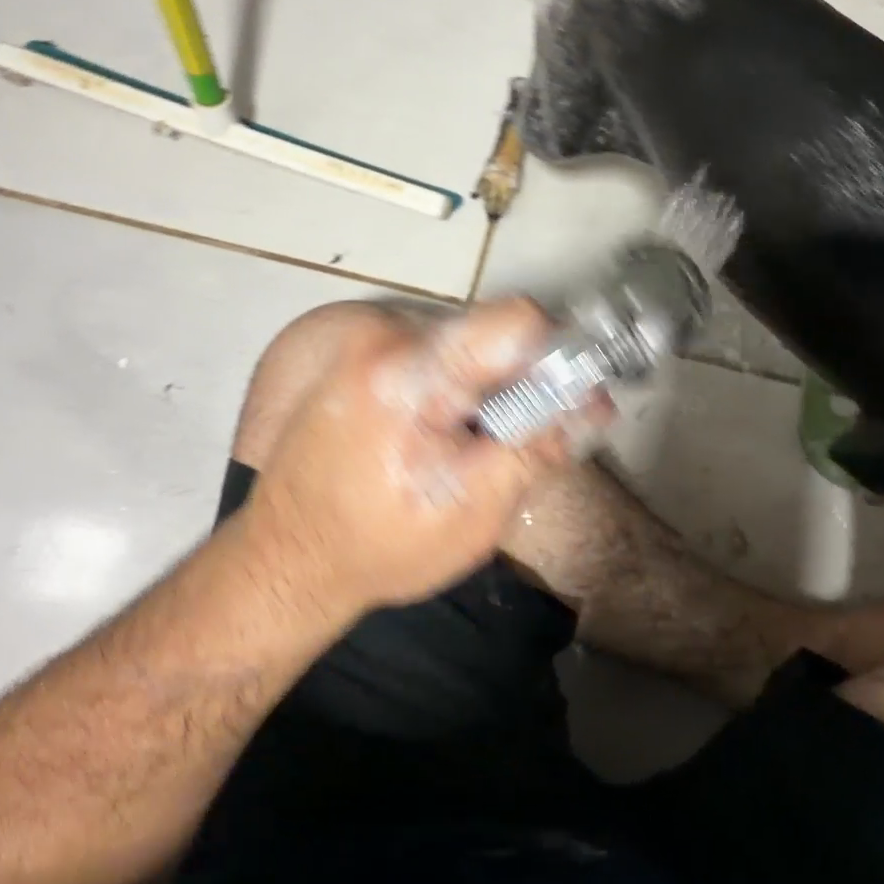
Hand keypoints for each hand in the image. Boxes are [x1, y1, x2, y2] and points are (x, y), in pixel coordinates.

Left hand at [240, 297, 605, 612]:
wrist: (286, 562)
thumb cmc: (382, 547)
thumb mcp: (477, 509)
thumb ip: (539, 446)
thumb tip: (597, 402)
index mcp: (412, 372)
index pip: (517, 321)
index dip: (557, 358)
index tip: (563, 403)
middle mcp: (382, 339)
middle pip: (492, 335)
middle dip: (521, 385)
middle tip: (519, 444)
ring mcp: (363, 346)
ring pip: (466, 349)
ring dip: (487, 394)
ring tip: (471, 452)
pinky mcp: (356, 360)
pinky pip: (433, 359)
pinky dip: (454, 394)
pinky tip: (441, 442)